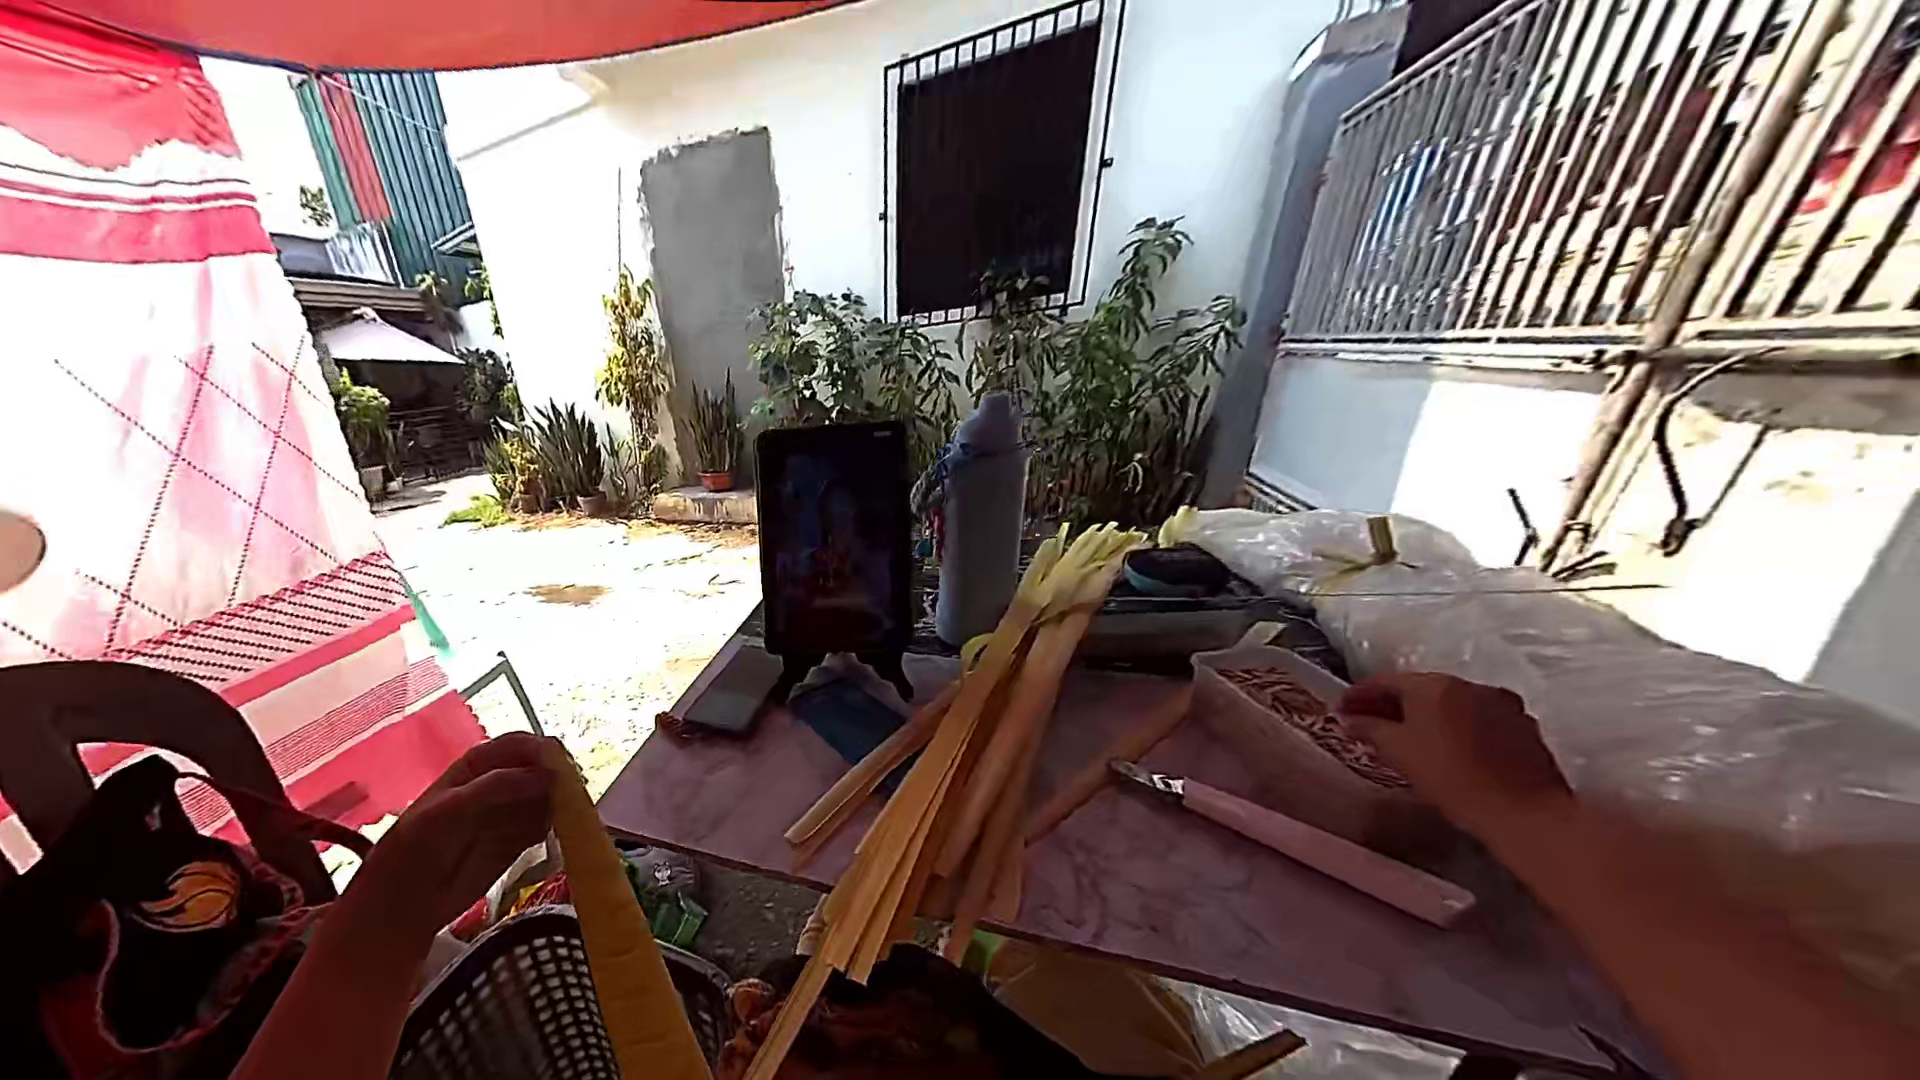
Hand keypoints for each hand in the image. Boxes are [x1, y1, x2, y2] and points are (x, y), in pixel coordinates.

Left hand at [347, 732, 554, 936]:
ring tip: (564, 817)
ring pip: (555, 792)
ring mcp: (516, 807)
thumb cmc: (413, 852)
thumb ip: (496, 786)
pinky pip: (554, 820)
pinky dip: (560, 824)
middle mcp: (504, 780)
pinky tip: (551, 835)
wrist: (400, 909)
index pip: (523, 744)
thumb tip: (551, 775)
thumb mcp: (446, 812)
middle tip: (571, 794)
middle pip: (545, 766)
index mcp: (481, 764)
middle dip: (561, 777)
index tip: (561, 768)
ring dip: (564, 802)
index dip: (543, 751)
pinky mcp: (525, 834)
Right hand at [1337, 673, 1571, 835]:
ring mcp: (1501, 703)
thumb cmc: (1450, 776)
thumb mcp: (1397, 750)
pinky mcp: (1524, 725)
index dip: (1360, 694)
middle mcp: (1468, 684)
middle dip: (1393, 704)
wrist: (1524, 814)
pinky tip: (1446, 746)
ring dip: (1427, 714)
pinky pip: (1477, 717)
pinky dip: (1456, 726)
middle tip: (1370, 721)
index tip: (1343, 708)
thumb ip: (1368, 727)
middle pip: (1420, 689)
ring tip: (1409, 735)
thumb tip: (1349, 719)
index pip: (1385, 681)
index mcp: (1433, 685)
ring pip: (1451, 703)